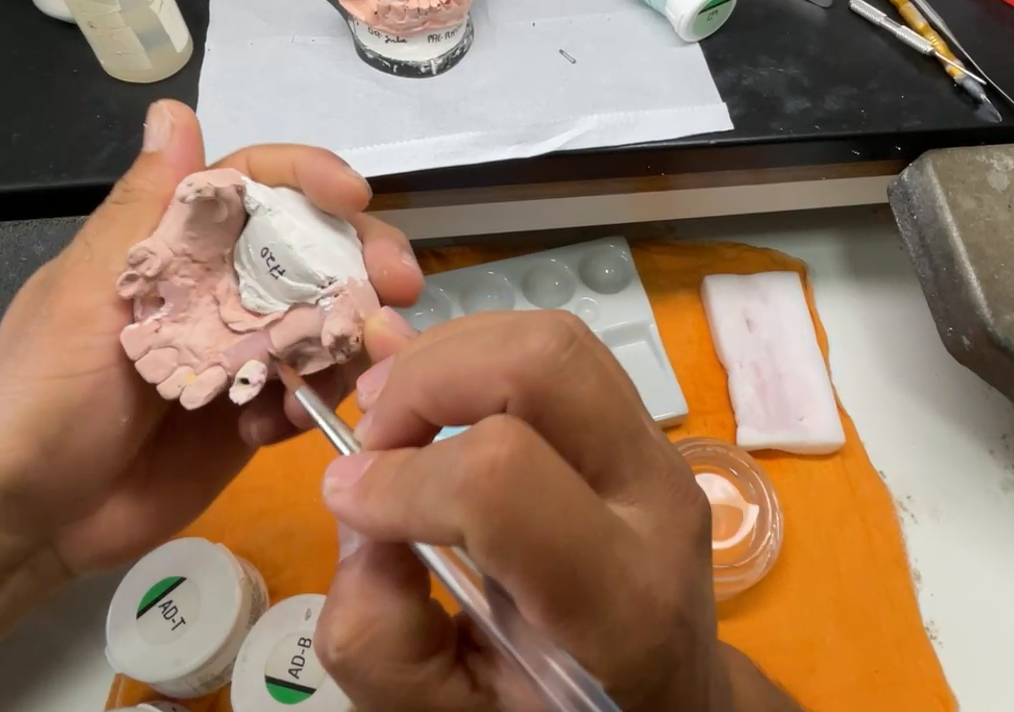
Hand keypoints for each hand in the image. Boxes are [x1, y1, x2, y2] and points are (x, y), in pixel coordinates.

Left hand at [0, 100, 424, 575]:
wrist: (23, 529)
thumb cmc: (36, 402)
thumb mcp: (81, 300)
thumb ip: (140, 214)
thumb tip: (173, 107)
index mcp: (178, 245)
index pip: (257, 184)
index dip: (311, 176)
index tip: (355, 194)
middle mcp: (223, 286)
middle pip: (314, 246)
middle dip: (364, 256)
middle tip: (402, 287)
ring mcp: (247, 348)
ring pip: (329, 315)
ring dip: (353, 334)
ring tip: (358, 367)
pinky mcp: (261, 404)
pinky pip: (317, 386)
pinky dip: (315, 400)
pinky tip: (276, 428)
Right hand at [315, 311, 734, 711]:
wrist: (665, 695)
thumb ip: (384, 640)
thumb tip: (360, 506)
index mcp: (621, 600)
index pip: (504, 480)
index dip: (405, 477)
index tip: (349, 494)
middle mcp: (656, 498)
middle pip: (544, 364)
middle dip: (430, 379)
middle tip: (373, 434)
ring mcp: (658, 447)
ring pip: (553, 336)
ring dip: (450, 353)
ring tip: (394, 406)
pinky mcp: (641, 420)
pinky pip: (558, 346)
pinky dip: (479, 348)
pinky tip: (437, 390)